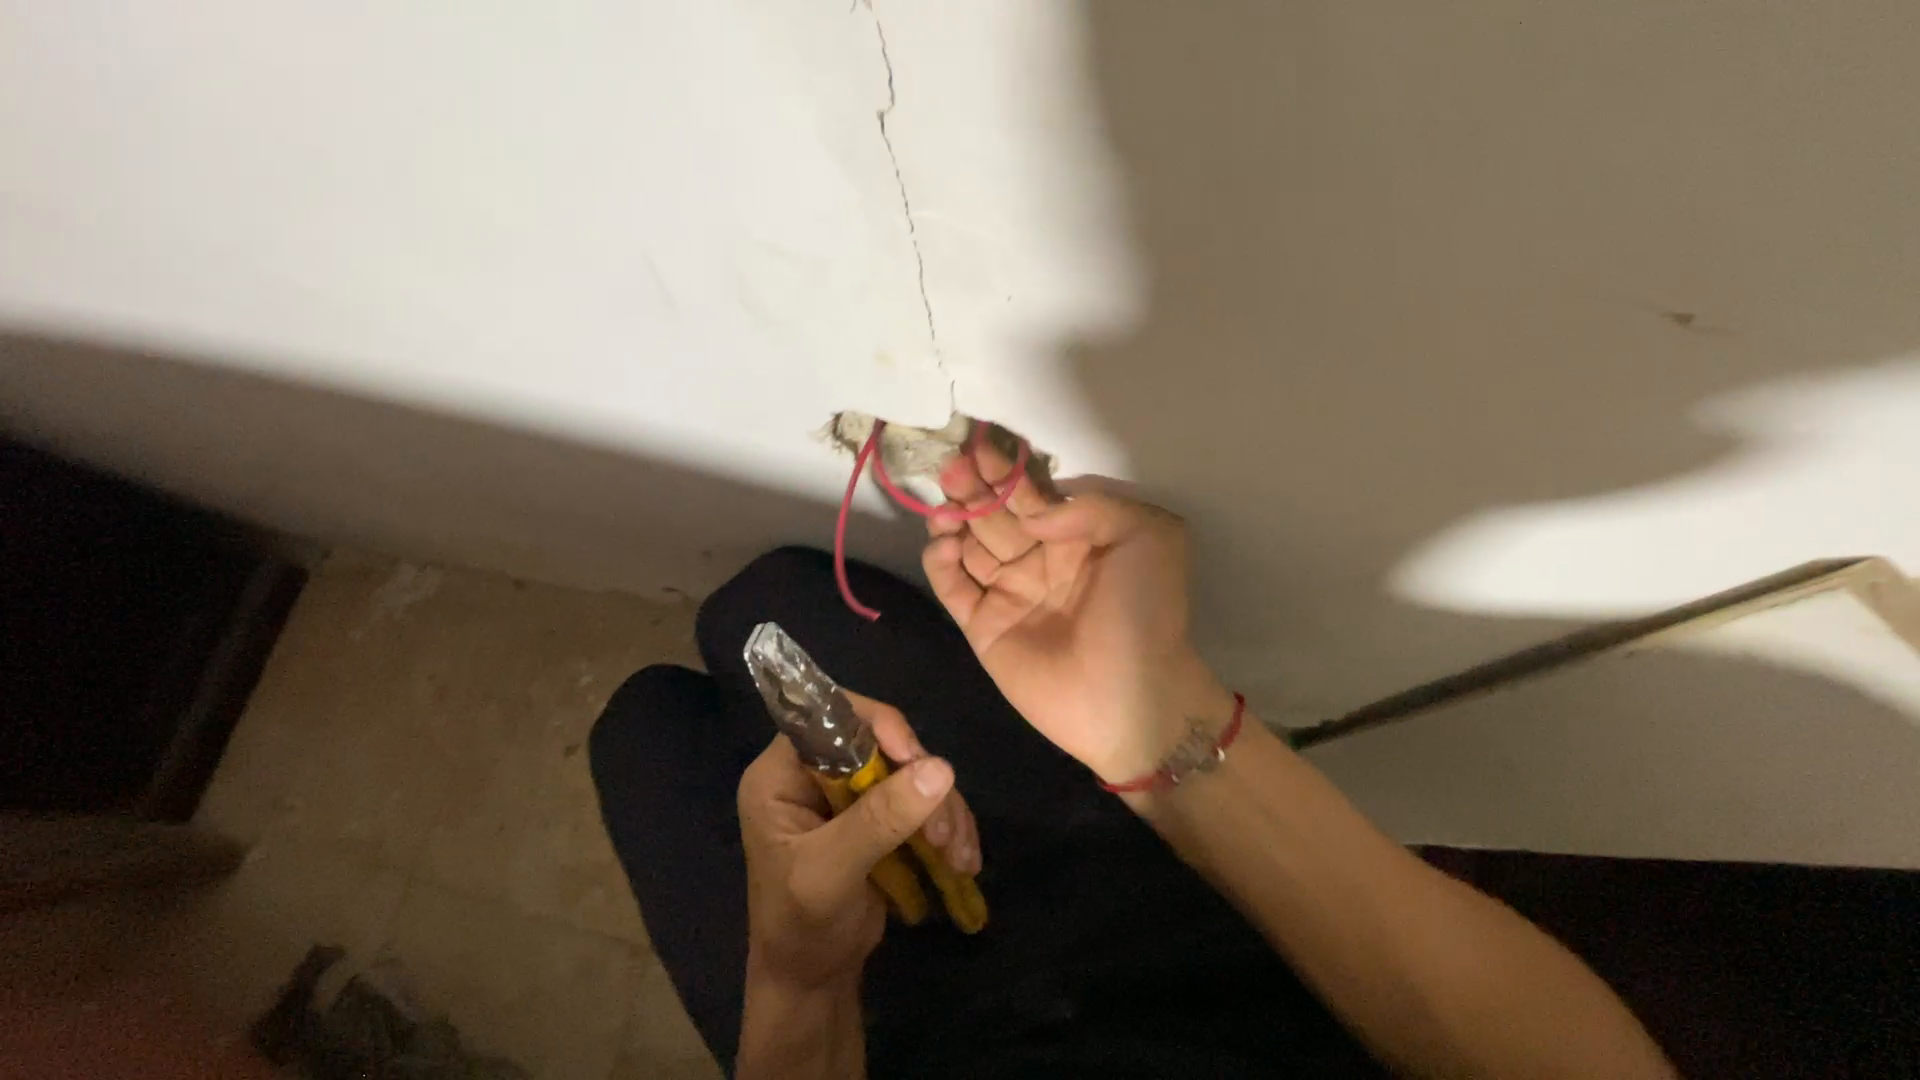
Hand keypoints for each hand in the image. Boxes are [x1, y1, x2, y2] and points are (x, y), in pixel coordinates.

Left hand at [736, 693, 976, 990]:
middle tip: (943, 829)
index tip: (912, 756)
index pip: (828, 718)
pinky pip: (921, 799)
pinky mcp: (878, 816)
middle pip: (880, 742)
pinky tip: (962, 859)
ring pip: (909, 770)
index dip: (876, 725)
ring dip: (941, 808)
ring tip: (956, 854)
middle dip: (919, 781)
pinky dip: (946, 825)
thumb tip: (939, 768)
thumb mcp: (831, 872)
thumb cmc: (800, 926)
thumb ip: (878, 819)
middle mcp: (814, 773)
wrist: (811, 980)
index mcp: (782, 773)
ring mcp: (849, 794)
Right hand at [920, 443, 1231, 782]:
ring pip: (969, 544)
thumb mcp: (1149, 537)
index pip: (1032, 494)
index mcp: (1077, 537)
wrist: (1131, 697)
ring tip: (945, 505)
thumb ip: (1093, 506)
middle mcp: (1039, 559)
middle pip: (995, 514)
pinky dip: (940, 563)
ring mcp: (1009, 593)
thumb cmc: (1146, 612)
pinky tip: (943, 544)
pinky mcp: (983, 626)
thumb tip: (1034, 513)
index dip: (1007, 471)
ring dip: (953, 519)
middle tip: (953, 467)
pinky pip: (953, 587)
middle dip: (974, 488)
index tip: (981, 445)